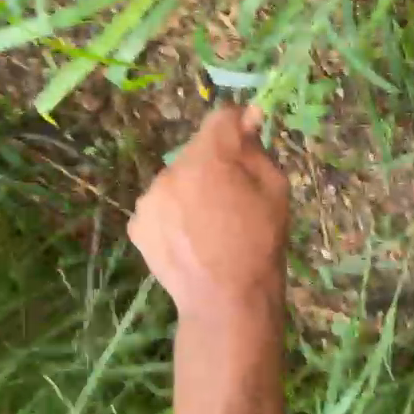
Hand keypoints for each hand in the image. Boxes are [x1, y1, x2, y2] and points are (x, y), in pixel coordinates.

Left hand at [130, 105, 288, 322]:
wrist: (224, 295)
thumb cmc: (261, 238)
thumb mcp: (275, 186)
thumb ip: (256, 150)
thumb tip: (248, 119)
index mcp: (209, 160)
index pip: (222, 117)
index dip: (241, 121)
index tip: (254, 135)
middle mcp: (170, 173)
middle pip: (199, 147)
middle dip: (219, 157)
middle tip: (238, 187)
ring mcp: (149, 200)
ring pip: (180, 174)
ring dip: (197, 182)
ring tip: (214, 215)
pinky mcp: (138, 224)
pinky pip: (165, 200)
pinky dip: (179, 206)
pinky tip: (194, 231)